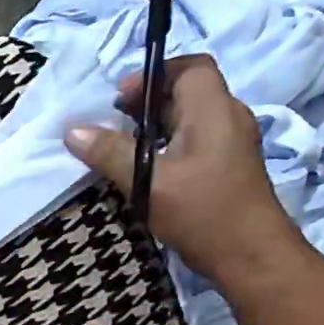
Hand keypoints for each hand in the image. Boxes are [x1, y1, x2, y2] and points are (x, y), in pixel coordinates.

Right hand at [65, 55, 305, 285]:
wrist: (250, 256)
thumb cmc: (203, 213)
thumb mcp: (148, 182)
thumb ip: (110, 153)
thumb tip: (73, 131)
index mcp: (214, 112)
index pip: (191, 67)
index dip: (155, 72)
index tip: (121, 98)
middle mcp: (227, 119)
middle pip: (186, 91)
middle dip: (146, 101)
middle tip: (112, 122)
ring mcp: (229, 143)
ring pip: (187, 117)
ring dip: (152, 125)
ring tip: (120, 145)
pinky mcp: (224, 166)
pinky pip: (191, 139)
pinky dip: (163, 144)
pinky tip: (142, 168)